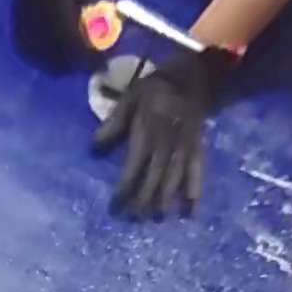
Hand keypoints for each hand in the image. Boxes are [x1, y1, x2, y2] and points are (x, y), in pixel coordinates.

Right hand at [12, 0, 128, 71]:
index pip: (63, 30)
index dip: (81, 52)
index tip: (100, 63)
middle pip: (45, 46)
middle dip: (67, 60)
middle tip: (90, 63)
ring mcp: (20, 1)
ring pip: (32, 45)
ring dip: (54, 56)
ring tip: (77, 55)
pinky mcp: (17, 2)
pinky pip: (25, 36)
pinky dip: (43, 45)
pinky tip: (61, 40)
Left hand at [93, 46, 234, 216]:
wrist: (192, 71)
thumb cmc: (154, 87)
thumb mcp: (130, 98)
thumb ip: (113, 123)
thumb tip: (93, 146)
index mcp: (148, 133)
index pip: (133, 168)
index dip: (124, 188)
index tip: (115, 206)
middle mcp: (167, 143)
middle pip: (154, 178)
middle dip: (144, 200)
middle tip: (134, 220)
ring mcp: (184, 146)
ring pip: (174, 178)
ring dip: (166, 200)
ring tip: (158, 219)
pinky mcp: (197, 146)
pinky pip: (197, 170)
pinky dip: (195, 190)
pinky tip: (191, 209)